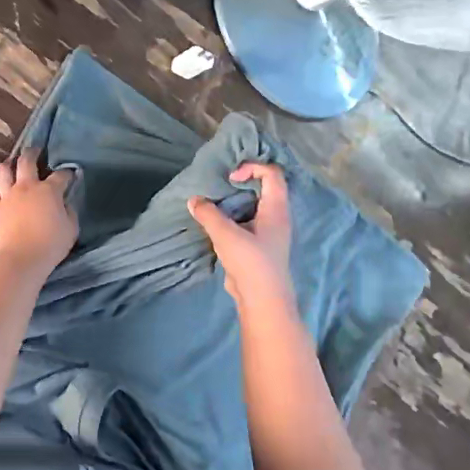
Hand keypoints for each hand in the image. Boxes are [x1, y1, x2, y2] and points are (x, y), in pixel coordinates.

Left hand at [0, 149, 77, 273]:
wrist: (22, 259)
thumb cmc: (51, 244)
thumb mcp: (71, 228)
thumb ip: (69, 211)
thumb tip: (65, 203)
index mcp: (48, 190)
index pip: (61, 175)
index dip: (67, 173)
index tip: (71, 174)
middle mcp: (26, 187)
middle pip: (26, 161)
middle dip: (32, 153)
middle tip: (36, 151)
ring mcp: (9, 196)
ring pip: (2, 171)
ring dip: (8, 165)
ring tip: (12, 165)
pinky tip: (2, 189)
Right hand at [187, 162, 293, 306]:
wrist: (262, 301)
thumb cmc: (251, 262)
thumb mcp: (226, 234)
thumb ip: (208, 214)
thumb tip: (194, 200)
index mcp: (276, 209)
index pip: (272, 174)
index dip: (252, 168)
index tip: (230, 178)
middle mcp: (276, 217)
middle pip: (262, 187)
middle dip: (239, 183)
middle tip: (217, 185)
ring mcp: (267, 232)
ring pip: (252, 206)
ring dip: (233, 201)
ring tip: (211, 202)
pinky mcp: (257, 246)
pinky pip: (245, 222)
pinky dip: (231, 218)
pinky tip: (214, 223)